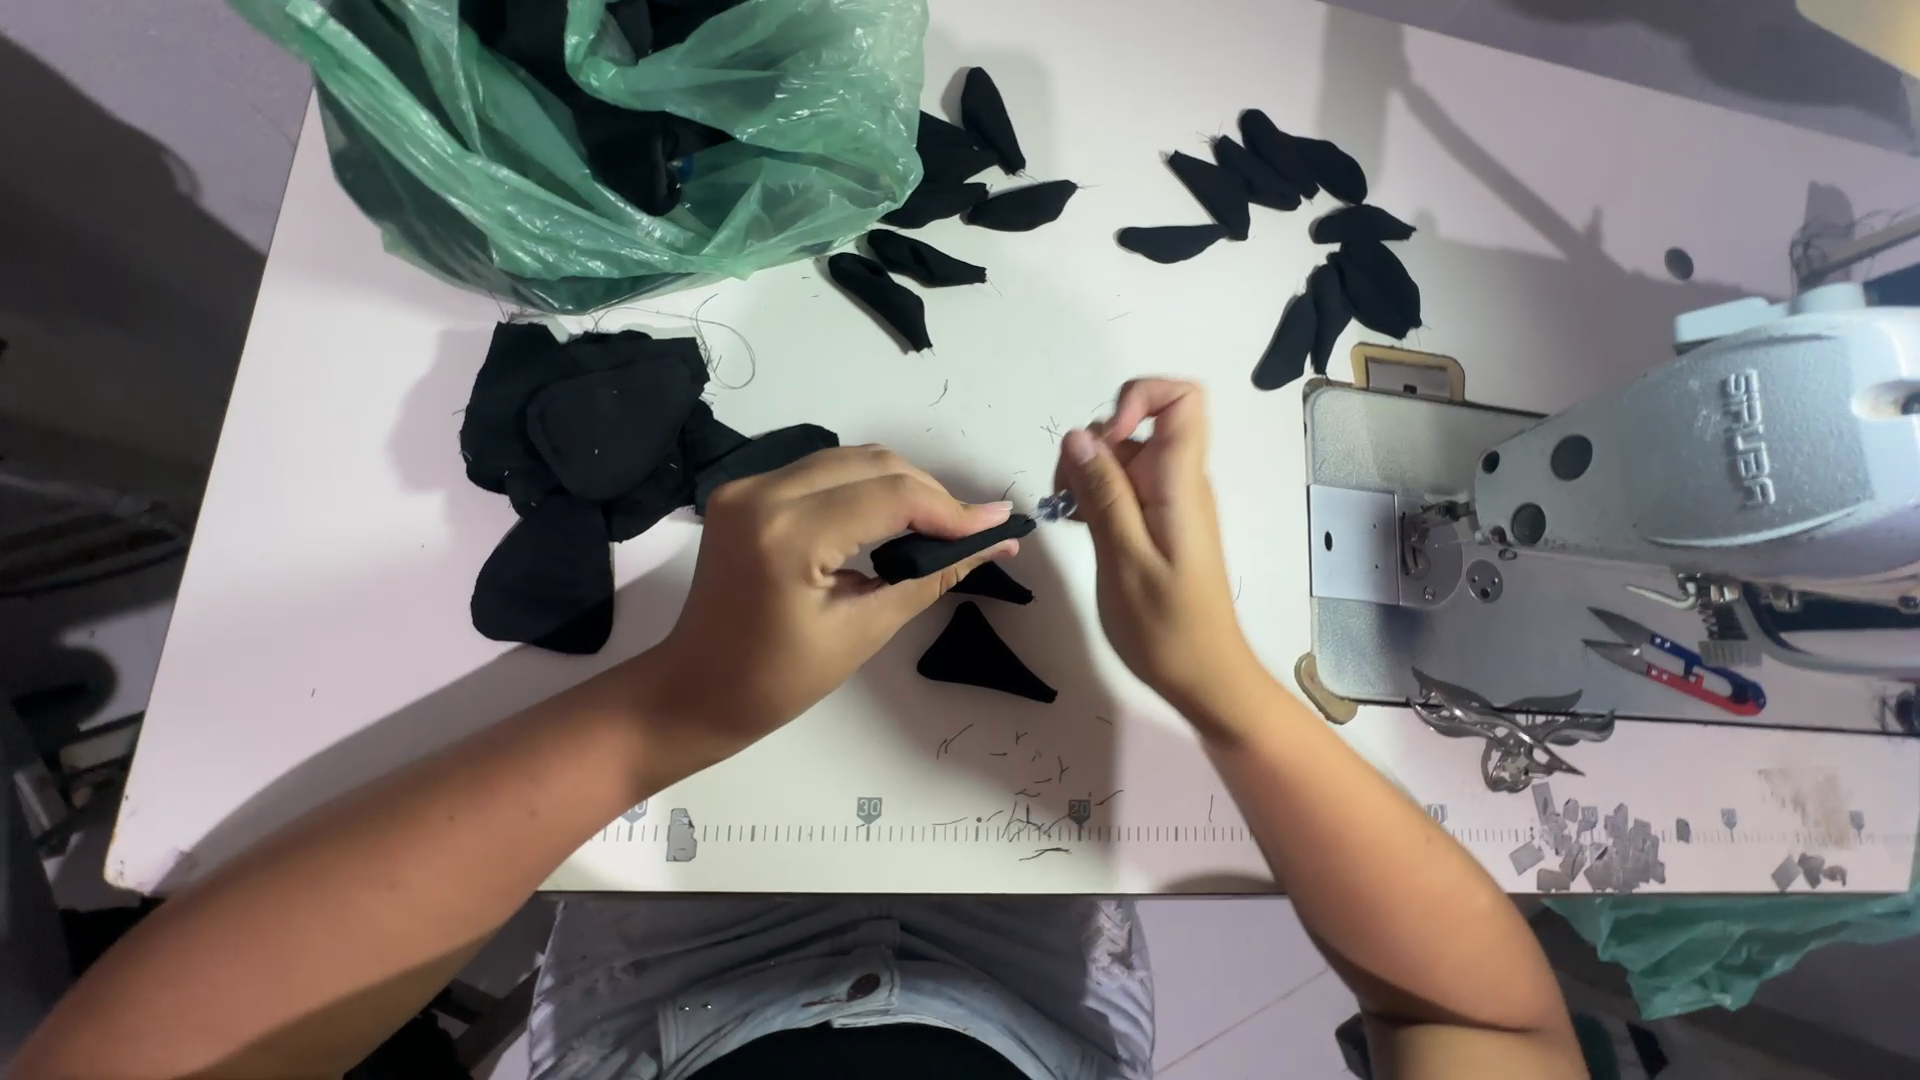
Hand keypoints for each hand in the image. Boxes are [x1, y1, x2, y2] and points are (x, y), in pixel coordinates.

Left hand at [640, 446, 1017, 761]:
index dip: (952, 509)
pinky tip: (888, 517)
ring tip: (935, 525)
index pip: (891, 497)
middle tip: (968, 531)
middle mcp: (762, 493)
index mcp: (787, 535)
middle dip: (930, 492)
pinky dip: (865, 486)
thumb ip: (930, 577)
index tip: (999, 524)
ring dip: (900, 484)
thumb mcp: (863, 631)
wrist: (694, 688)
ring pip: (849, 459)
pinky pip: (822, 471)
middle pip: (872, 464)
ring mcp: (747, 486)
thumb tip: (993, 543)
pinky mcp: (744, 490)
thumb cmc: (776, 681)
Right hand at [1056, 379, 1262, 728]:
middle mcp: (1180, 482)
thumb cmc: (1166, 627)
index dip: (1137, 400)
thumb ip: (1103, 493)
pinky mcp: (1159, 523)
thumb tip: (1079, 434)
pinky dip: (1097, 496)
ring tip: (1069, 516)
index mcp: (1180, 484)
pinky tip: (1080, 524)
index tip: (1101, 442)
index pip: (1182, 399)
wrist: (1204, 676)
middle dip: (1093, 446)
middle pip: (1139, 425)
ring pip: (1125, 457)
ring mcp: (1170, 502)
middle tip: (1067, 495)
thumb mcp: (1125, 558)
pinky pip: (1126, 488)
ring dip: (1088, 474)